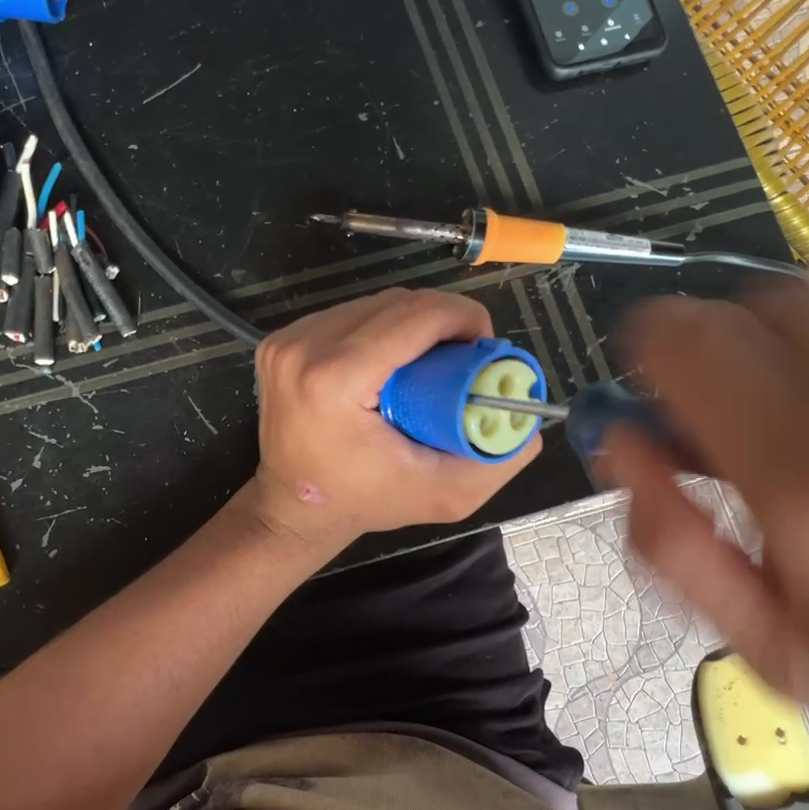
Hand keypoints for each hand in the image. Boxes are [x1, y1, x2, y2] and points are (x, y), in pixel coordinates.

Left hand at [251, 288, 538, 551]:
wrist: (293, 506)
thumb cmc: (364, 500)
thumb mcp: (443, 494)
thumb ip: (495, 458)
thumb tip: (529, 417)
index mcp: (334, 380)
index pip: (417, 314)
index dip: (463, 320)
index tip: (481, 350)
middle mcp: (303, 350)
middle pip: (397, 303)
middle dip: (441, 323)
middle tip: (458, 362)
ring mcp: (286, 343)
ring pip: (371, 304)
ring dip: (408, 324)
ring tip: (424, 367)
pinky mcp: (279, 342)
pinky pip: (346, 316)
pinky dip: (375, 330)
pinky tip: (387, 364)